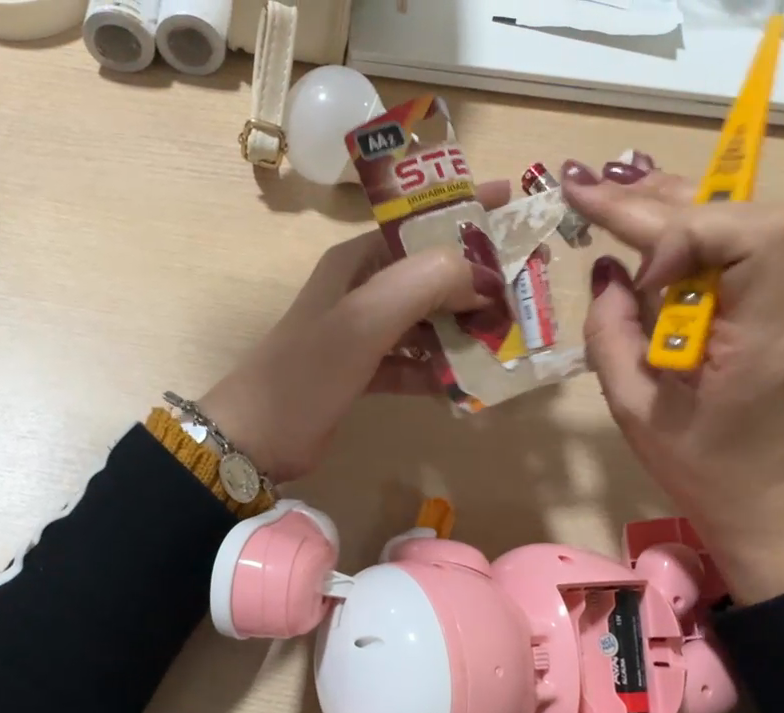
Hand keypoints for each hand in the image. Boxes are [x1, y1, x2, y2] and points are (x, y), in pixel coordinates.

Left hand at [198, 181, 511, 483]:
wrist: (254, 437)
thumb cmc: (305, 373)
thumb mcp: (363, 320)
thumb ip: (423, 285)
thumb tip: (482, 276)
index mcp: (356, 262)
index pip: (421, 221)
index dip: (469, 211)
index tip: (521, 204)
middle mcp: (361, 291)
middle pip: (431, 273)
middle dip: (478, 278)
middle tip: (529, 286)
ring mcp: (362, 334)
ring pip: (426, 321)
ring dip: (465, 328)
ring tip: (511, 337)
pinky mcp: (363, 374)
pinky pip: (413, 364)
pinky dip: (438, 371)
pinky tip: (470, 384)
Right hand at [562, 159, 783, 602]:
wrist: (775, 506)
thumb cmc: (704, 472)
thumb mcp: (637, 414)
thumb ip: (612, 339)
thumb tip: (606, 275)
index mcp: (762, 335)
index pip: (752, 235)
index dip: (685, 233)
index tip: (635, 273)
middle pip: (740, 215)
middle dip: (656, 200)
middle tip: (585, 189)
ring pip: (741, 225)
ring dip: (672, 206)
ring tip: (607, 196)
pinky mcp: (777, 312)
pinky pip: (736, 258)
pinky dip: (687, 239)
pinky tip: (642, 241)